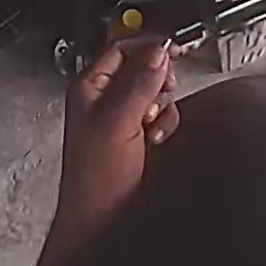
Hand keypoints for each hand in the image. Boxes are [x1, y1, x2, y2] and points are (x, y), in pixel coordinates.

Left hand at [56, 37, 179, 239]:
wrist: (102, 219)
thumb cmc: (95, 176)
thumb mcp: (118, 121)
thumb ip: (139, 83)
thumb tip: (159, 52)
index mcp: (91, 87)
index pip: (121, 49)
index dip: (147, 46)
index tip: (174, 48)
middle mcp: (106, 99)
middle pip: (143, 68)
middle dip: (157, 81)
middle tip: (160, 94)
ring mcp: (123, 117)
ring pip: (156, 92)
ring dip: (162, 106)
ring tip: (152, 124)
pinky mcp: (139, 134)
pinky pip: (162, 115)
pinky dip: (165, 124)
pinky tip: (156, 139)